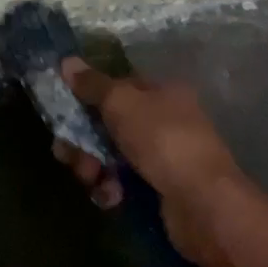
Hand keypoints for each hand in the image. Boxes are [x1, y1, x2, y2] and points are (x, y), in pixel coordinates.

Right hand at [53, 58, 246, 266]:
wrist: (203, 205)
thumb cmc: (162, 139)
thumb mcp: (120, 101)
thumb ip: (91, 83)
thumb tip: (66, 61)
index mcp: (162, 92)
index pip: (118, 85)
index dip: (89, 94)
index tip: (64, 108)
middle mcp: (165, 121)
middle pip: (109, 122)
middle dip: (83, 137)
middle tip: (66, 151)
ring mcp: (164, 158)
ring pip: (112, 154)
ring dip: (92, 164)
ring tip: (89, 176)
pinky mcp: (160, 190)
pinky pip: (124, 182)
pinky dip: (110, 187)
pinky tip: (108, 195)